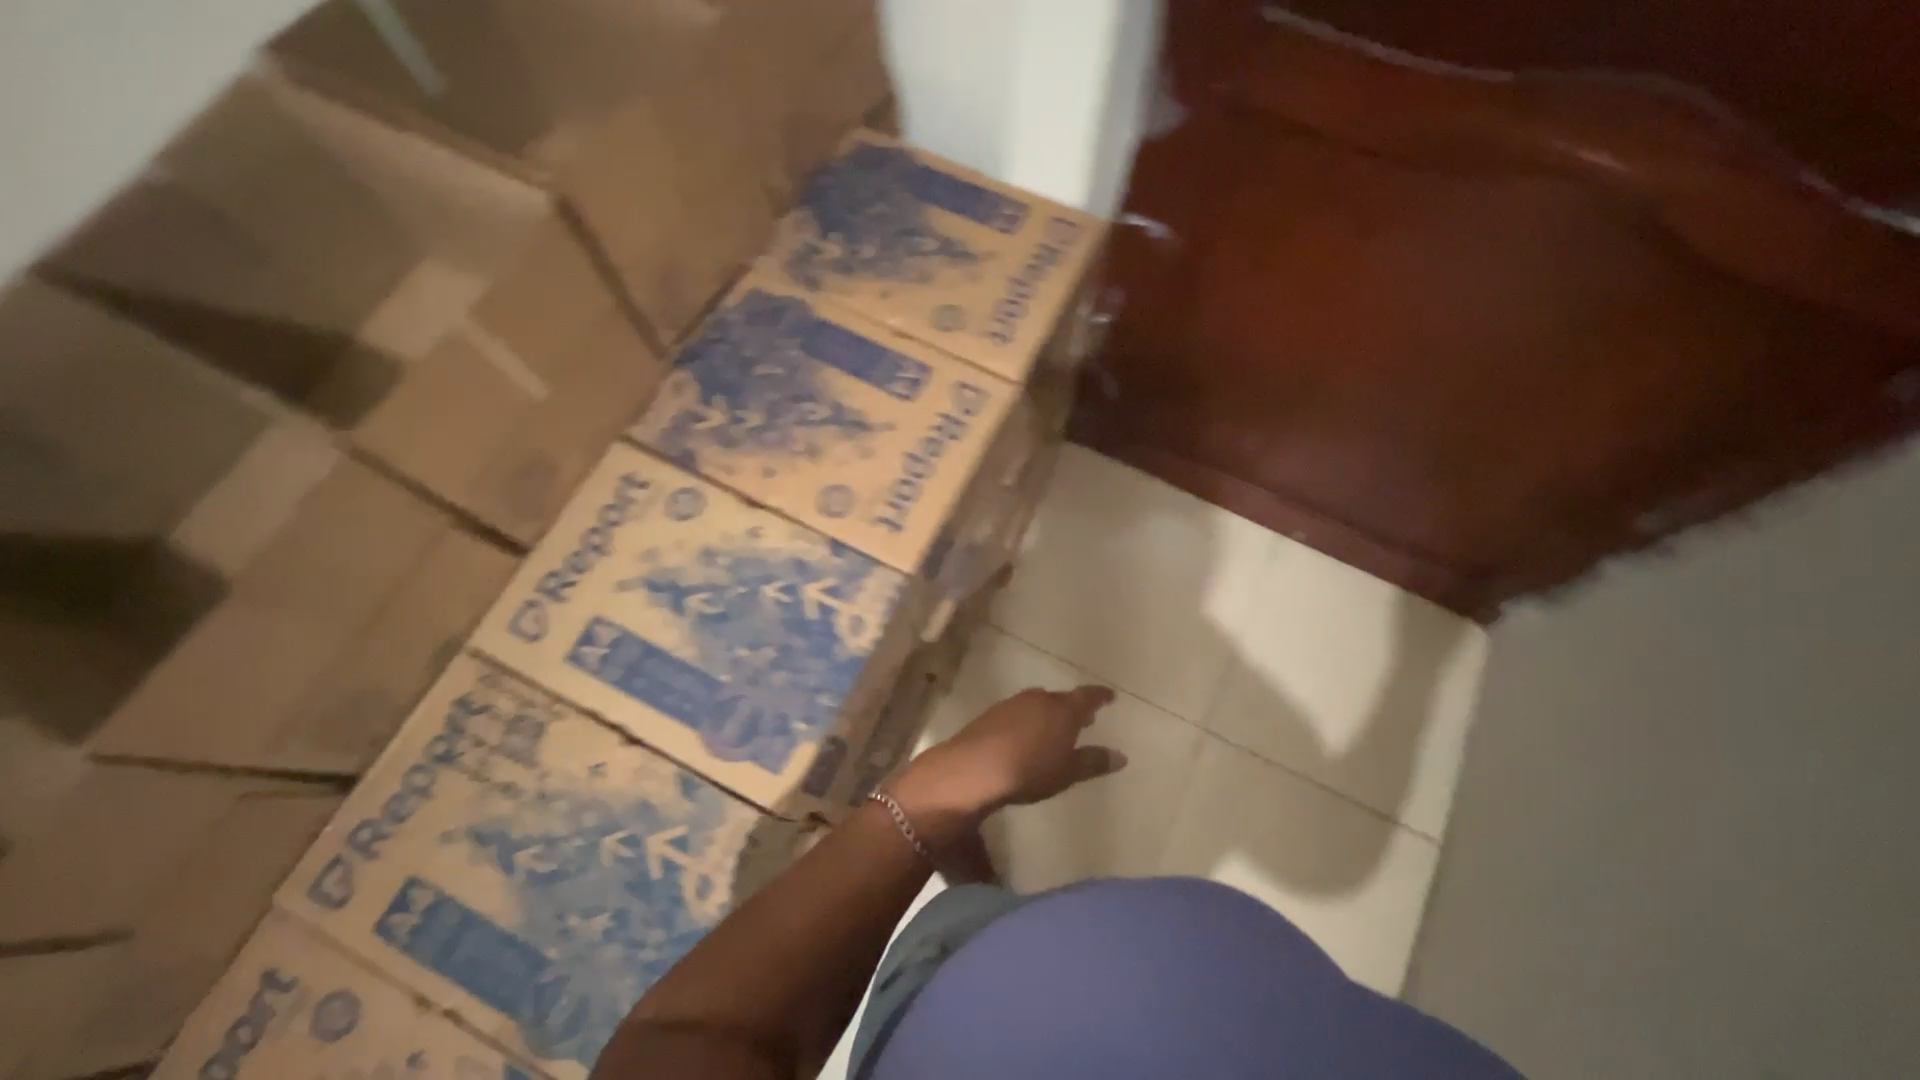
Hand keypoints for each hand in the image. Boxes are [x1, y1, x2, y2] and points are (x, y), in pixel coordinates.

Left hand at [889, 686, 1125, 834]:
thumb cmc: (1029, 770)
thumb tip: (1121, 756)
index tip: (1109, 696)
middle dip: (1073, 707)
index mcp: (1063, 710)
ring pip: (1038, 703)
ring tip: (1056, 728)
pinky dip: (1028, 719)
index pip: (1087, 696)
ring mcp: (1013, 704)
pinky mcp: (992, 714)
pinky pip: (1019, 712)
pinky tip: (1026, 735)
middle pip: (1061, 699)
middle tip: (1085, 717)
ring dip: (1049, 713)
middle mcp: (1039, 699)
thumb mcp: (1067, 772)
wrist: (974, 767)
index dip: (1100, 696)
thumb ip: (1093, 762)